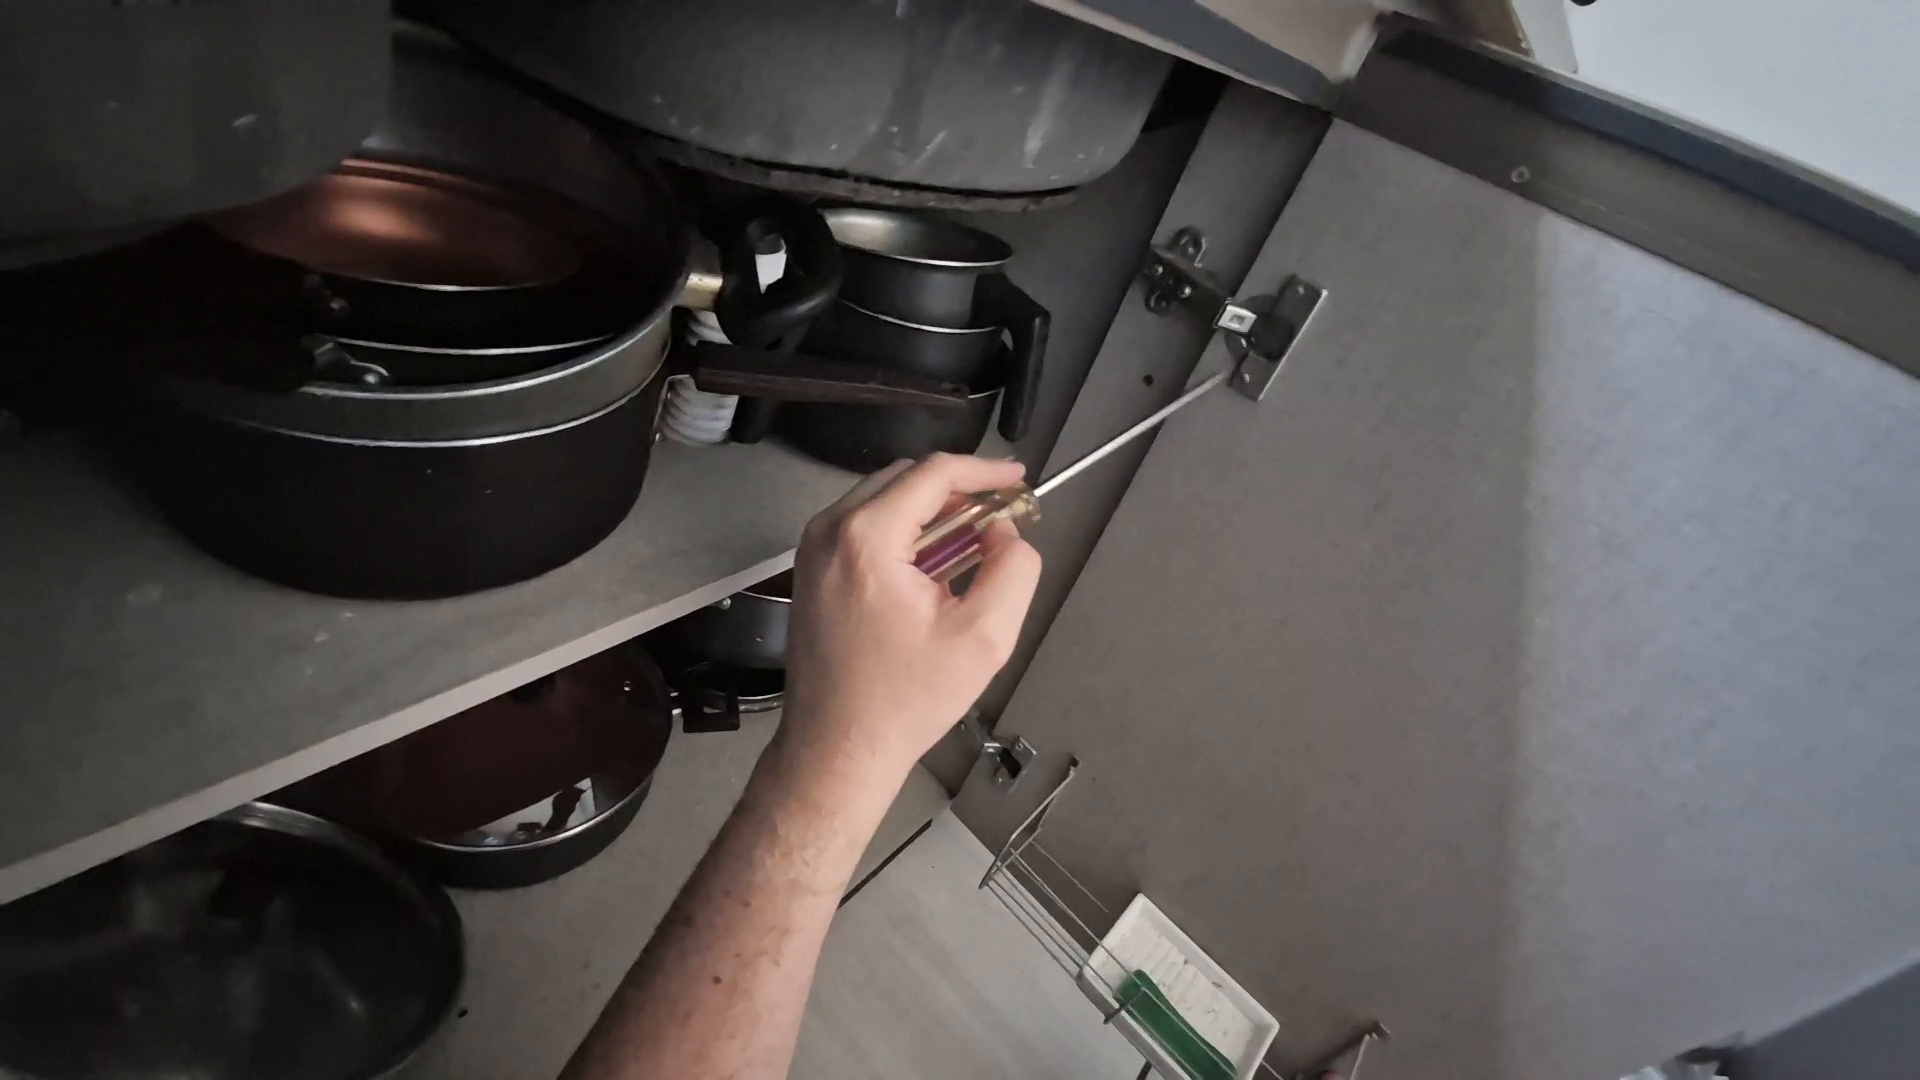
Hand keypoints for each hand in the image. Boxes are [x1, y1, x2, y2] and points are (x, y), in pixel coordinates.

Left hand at [778, 454, 1042, 782]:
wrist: (836, 747)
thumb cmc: (906, 699)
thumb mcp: (983, 638)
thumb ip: (1012, 570)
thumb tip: (1003, 533)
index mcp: (866, 537)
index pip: (933, 473)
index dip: (983, 471)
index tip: (1017, 482)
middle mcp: (830, 531)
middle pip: (905, 478)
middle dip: (958, 490)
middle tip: (998, 517)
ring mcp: (812, 549)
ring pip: (882, 498)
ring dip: (930, 510)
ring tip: (970, 543)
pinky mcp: (810, 570)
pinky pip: (863, 525)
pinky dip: (902, 530)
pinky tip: (930, 565)